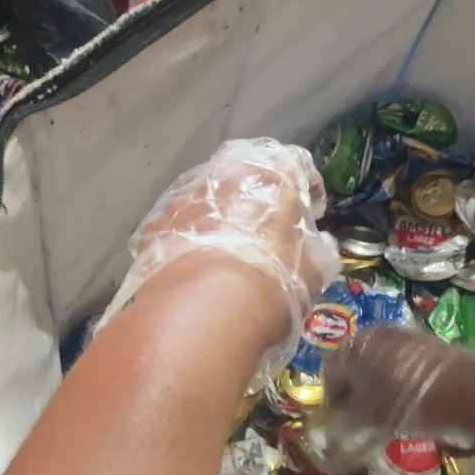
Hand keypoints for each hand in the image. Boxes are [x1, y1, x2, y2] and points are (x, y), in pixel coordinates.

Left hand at [102, 138, 339, 350]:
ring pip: (206, 196)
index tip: (311, 210)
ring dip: (217, 214)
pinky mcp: (154, 225)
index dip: (306, 187)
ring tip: (224, 250)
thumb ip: (317, 254)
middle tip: (266, 227)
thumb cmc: (271, 284)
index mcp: (271, 176)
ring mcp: (184, 197)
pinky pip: (176, 224)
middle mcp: (224, 174)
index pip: (296, 164)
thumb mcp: (311, 275)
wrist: (202, 310)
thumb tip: (320, 250)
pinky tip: (191, 265)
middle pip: (245, 173)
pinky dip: (186, 237)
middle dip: (257, 195)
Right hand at [324, 326, 474, 433]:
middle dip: (352, 386)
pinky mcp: (423, 338)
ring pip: (376, 357)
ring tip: (384, 405)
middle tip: (359, 411)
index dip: (331, 398)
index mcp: (351, 349)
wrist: (464, 391)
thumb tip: (333, 424)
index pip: (329, 372)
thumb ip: (345, 419)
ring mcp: (400, 333)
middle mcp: (371, 333)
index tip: (337, 417)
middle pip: (352, 361)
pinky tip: (407, 394)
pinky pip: (399, 357)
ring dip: (374, 379)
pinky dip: (395, 373)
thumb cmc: (407, 404)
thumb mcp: (370, 417)